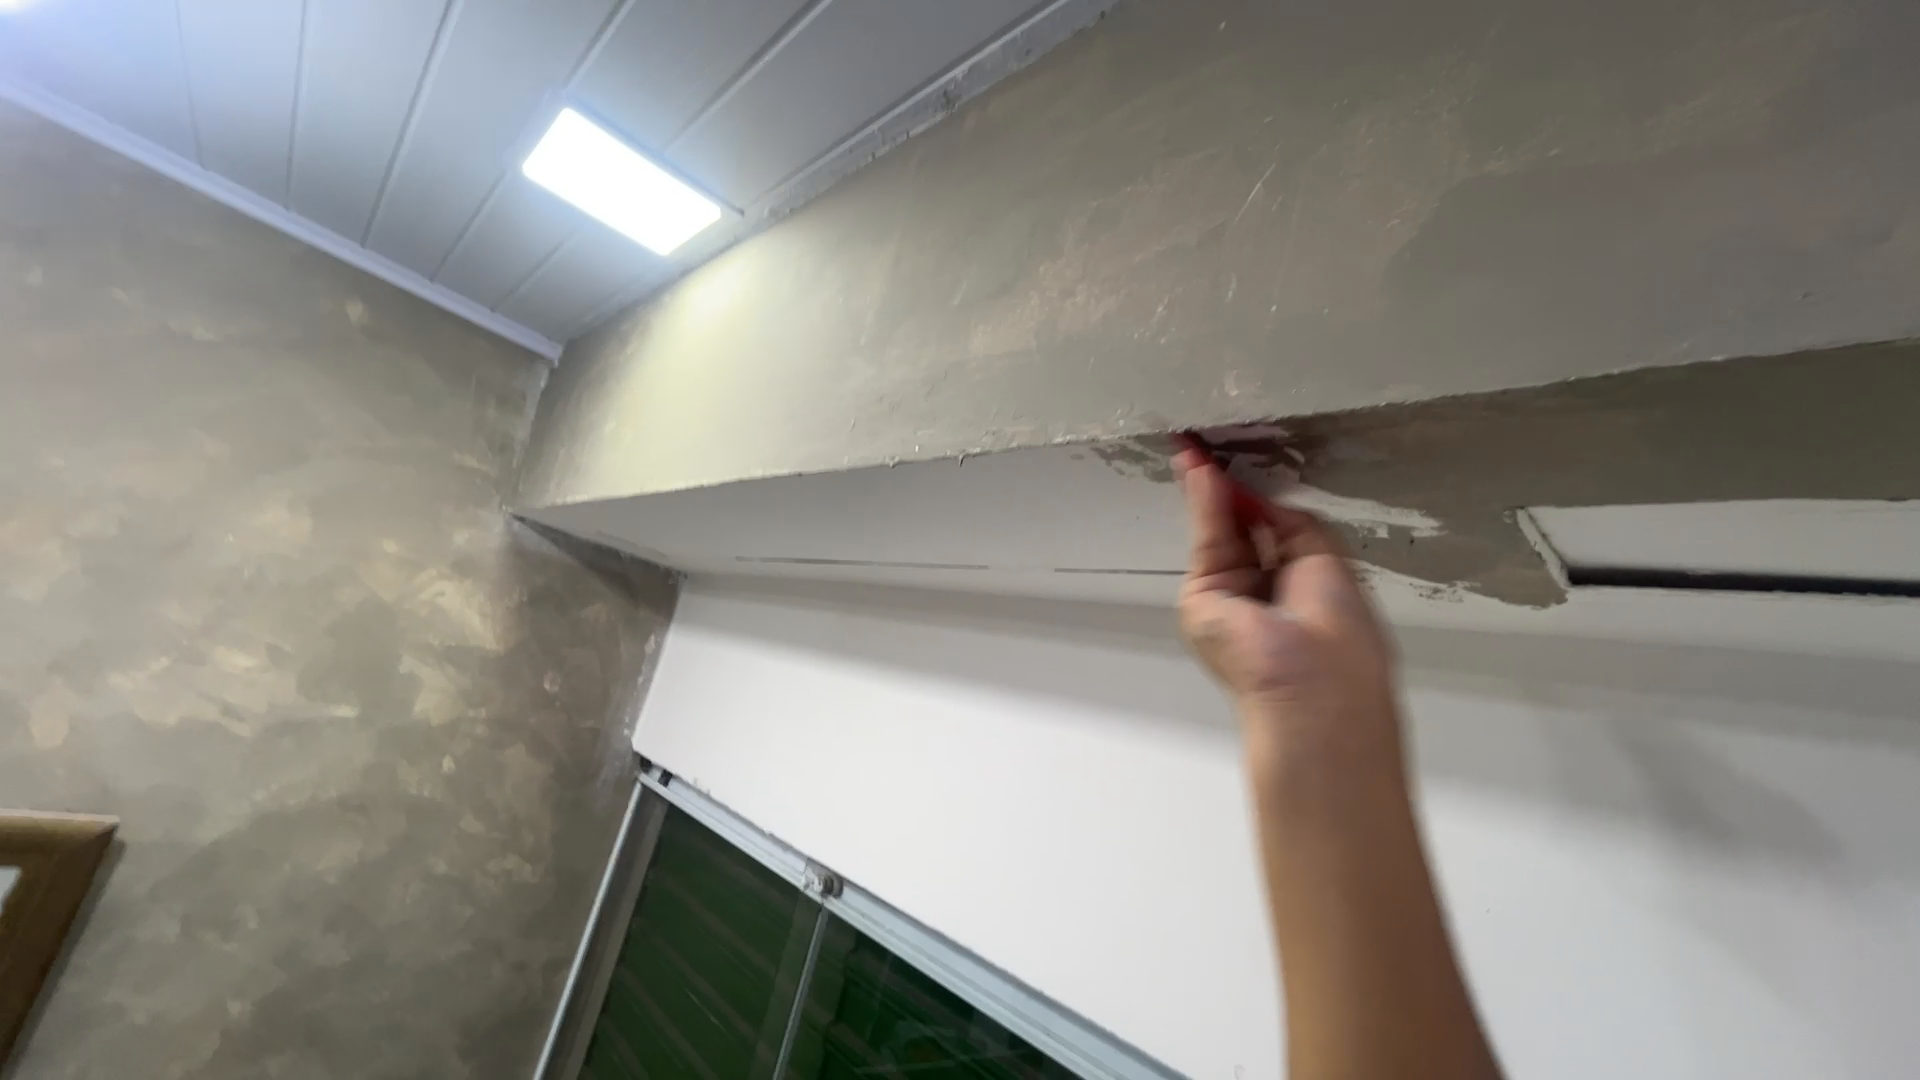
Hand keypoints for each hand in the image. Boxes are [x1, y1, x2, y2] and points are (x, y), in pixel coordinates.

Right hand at [1173, 448, 1399, 763]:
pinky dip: (1204, 506)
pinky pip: (1207, 543)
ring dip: (1207, 490)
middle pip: (1238, 530)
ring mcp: (1226, 597)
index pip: (1271, 535)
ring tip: (1194, 450)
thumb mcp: (1329, 563)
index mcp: (1296, 589)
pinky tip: (1200, 472)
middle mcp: (1259, 592)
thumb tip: (1264, 503)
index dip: (1257, 501)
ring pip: (1216, 533)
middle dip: (1225, 491)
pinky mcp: (1199, 598)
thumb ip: (1295, 527)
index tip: (1245, 468)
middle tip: (1208, 449)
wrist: (1312, 685)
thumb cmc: (1339, 629)